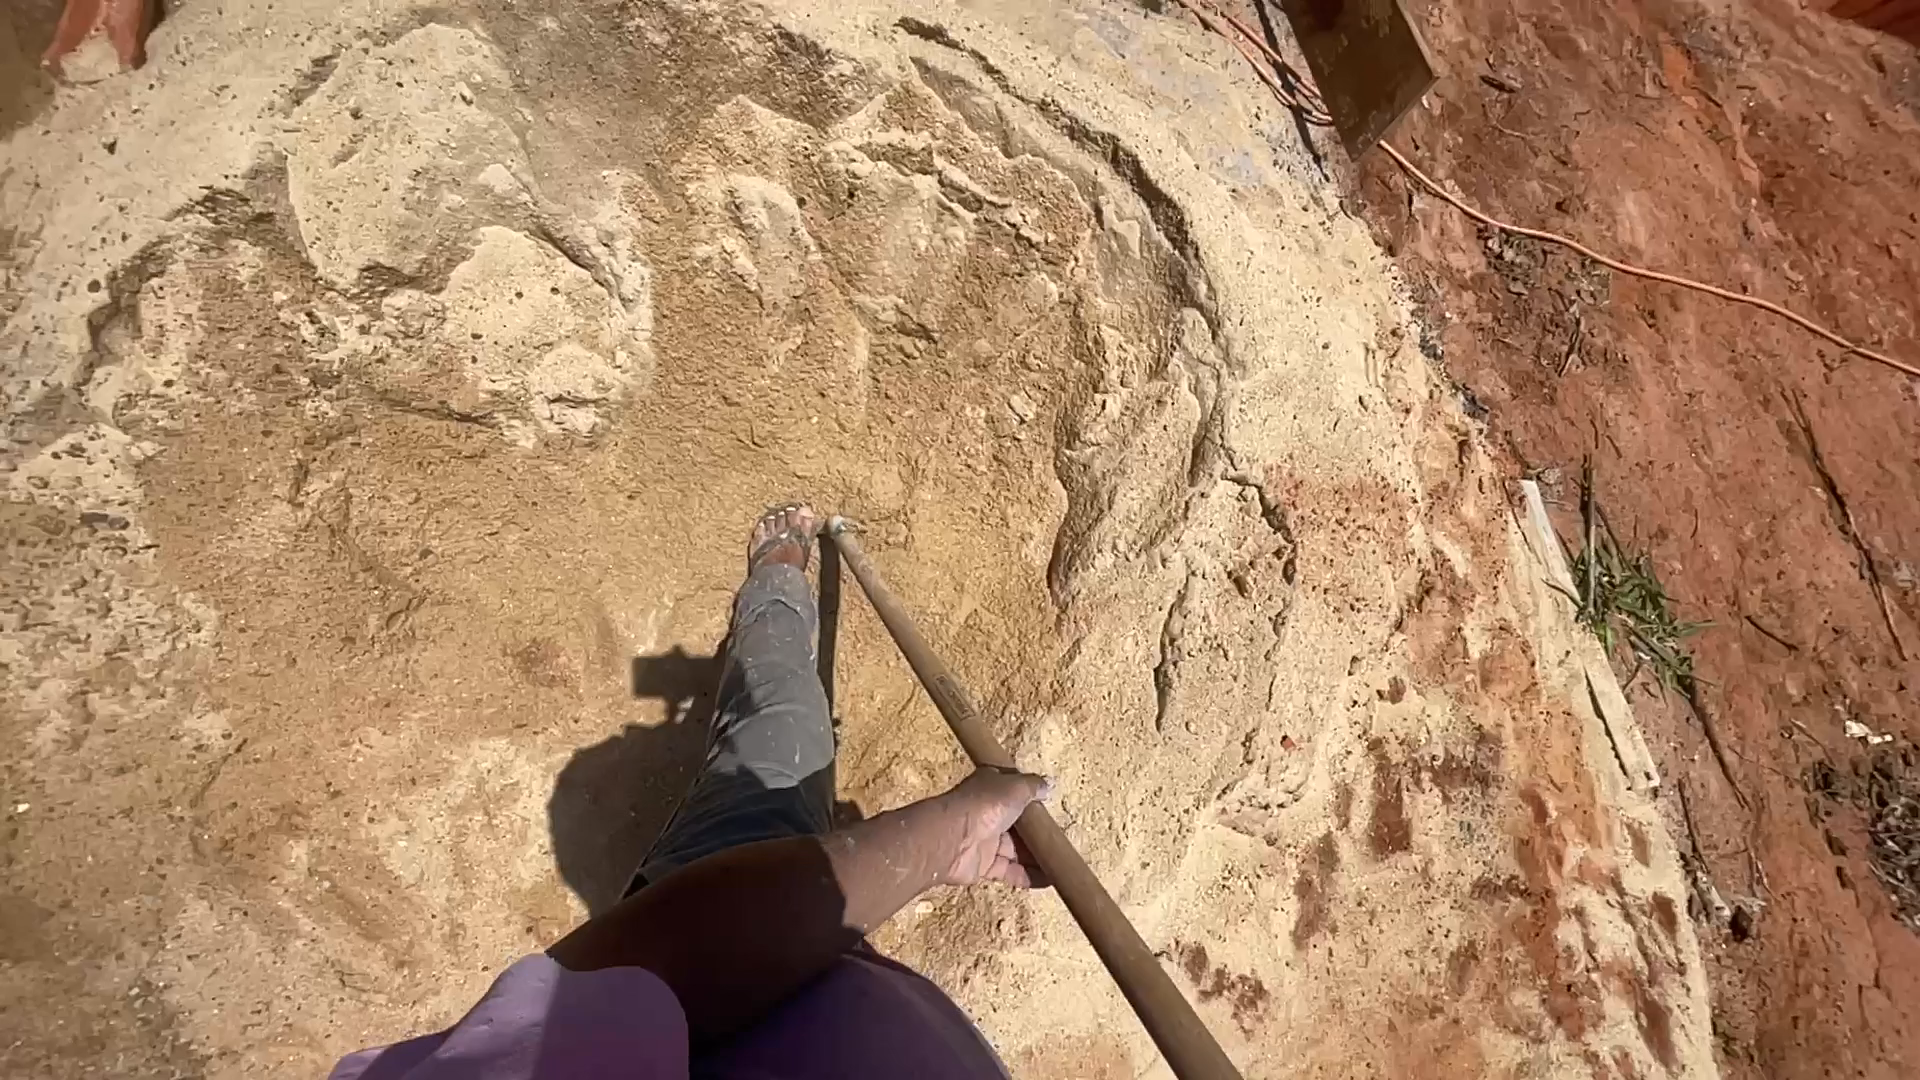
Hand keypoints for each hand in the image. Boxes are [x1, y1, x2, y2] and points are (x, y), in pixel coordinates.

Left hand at [931, 767, 1053, 887]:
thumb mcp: (1015, 787)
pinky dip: (1029, 876)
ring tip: (1060, 862)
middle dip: (1036, 832)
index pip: (1014, 789)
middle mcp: (988, 811)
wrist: (953, 839)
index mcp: (992, 787)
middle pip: (1017, 823)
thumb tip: (1049, 785)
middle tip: (1060, 839)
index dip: (1031, 796)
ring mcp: (986, 839)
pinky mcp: (984, 865)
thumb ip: (1033, 786)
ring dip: (1036, 856)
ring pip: (1016, 849)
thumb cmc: (984, 805)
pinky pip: (1011, 871)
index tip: (1050, 805)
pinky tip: (1050, 879)